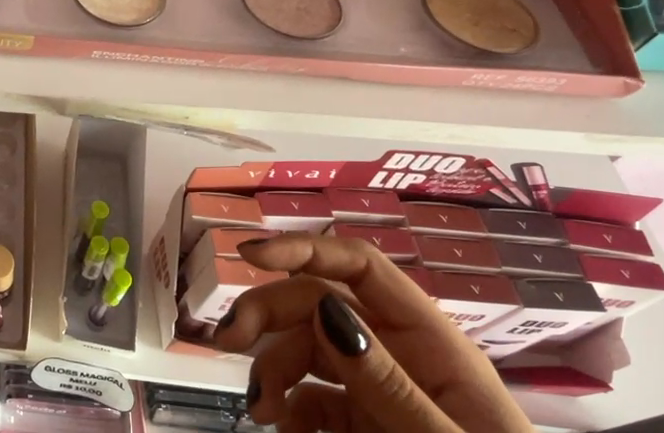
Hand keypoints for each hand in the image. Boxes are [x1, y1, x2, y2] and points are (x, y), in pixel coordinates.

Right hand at [212, 235, 533, 432]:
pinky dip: (287, 407)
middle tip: (229, 339)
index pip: (362, 268)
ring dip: (270, 368)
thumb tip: (325, 308)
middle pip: (317, 302)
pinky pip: (310, 397)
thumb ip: (389, 382)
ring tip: (260, 411)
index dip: (303, 249)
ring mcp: (379, 390)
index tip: (247, 254)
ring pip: (304, 348)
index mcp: (434, 346)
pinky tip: (281, 426)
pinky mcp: (362, 423)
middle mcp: (401, 356)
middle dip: (267, 313)